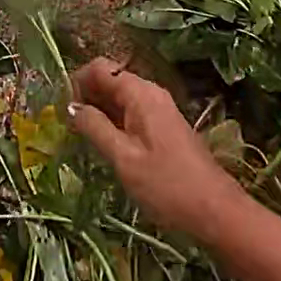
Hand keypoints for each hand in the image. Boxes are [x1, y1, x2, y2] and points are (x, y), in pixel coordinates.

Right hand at [68, 56, 246, 238]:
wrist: (216, 212)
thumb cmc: (167, 185)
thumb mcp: (123, 159)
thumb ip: (95, 128)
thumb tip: (71, 107)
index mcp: (140, 93)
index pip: (100, 68)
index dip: (77, 81)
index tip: (63, 107)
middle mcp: (150, 92)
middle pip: (110, 79)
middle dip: (86, 95)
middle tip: (68, 124)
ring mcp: (159, 108)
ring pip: (120, 97)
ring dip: (99, 110)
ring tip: (82, 135)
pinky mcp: (164, 125)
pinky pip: (132, 111)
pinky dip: (114, 120)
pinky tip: (106, 144)